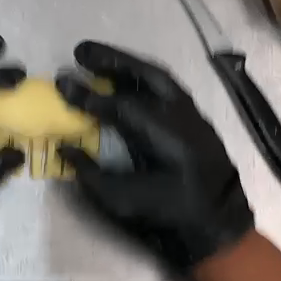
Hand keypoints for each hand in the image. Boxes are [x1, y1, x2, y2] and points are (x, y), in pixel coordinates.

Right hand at [57, 41, 253, 273]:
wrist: (219, 229)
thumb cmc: (169, 220)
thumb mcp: (123, 204)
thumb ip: (89, 173)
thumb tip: (65, 146)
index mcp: (169, 140)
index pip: (122, 106)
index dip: (89, 95)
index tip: (62, 82)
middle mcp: (185, 119)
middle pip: (148, 76)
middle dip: (112, 60)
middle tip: (80, 51)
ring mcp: (195, 117)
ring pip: (160, 79)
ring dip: (128, 66)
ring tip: (97, 60)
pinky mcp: (196, 121)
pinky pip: (168, 90)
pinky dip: (143, 79)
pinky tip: (124, 81)